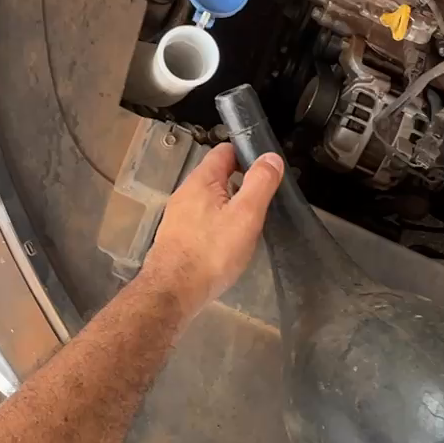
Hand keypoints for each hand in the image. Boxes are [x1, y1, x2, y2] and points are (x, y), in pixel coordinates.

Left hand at [141, 143, 283, 311]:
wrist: (173, 291)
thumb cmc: (212, 252)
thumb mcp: (245, 215)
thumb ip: (259, 183)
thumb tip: (270, 157)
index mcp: (201, 180)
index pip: (224, 151)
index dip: (247, 154)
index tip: (267, 169)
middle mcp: (185, 192)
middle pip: (217, 175)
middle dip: (240, 182)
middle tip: (263, 199)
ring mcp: (178, 214)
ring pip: (209, 199)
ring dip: (230, 204)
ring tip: (250, 222)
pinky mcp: (177, 235)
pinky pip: (202, 219)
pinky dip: (218, 222)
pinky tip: (229, 241)